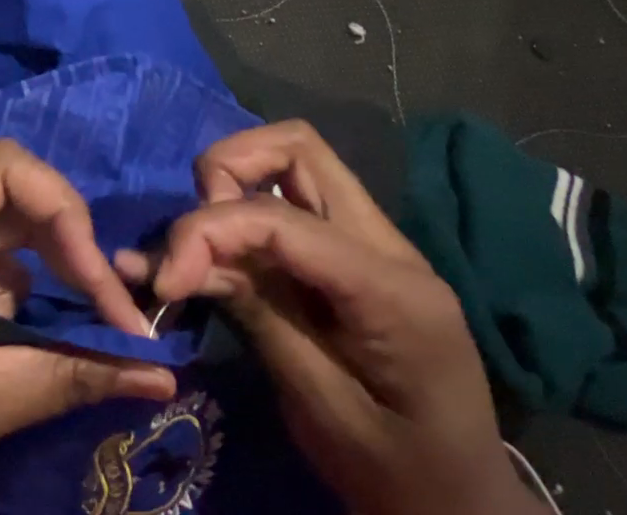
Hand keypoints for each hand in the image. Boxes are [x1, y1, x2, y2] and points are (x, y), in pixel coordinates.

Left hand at [0, 140, 176, 514]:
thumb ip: (71, 374)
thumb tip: (162, 371)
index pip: (1, 169)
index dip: (61, 208)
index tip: (96, 278)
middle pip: (6, 196)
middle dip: (65, 243)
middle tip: (108, 306)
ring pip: (2, 236)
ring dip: (49, 275)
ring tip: (92, 328)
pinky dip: (21, 300)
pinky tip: (41, 340)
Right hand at [118, 122, 539, 514]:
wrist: (462, 505)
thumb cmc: (397, 470)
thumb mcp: (319, 404)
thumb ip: (255, 315)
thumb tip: (178, 263)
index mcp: (391, 288)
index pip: (278, 217)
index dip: (205, 232)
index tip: (164, 282)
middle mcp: (387, 246)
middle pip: (296, 148)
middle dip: (226, 171)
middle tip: (191, 239)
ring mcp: (375, 246)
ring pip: (293, 163)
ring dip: (234, 185)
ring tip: (199, 247)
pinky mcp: (354, 259)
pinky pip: (293, 205)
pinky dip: (244, 212)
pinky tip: (213, 251)